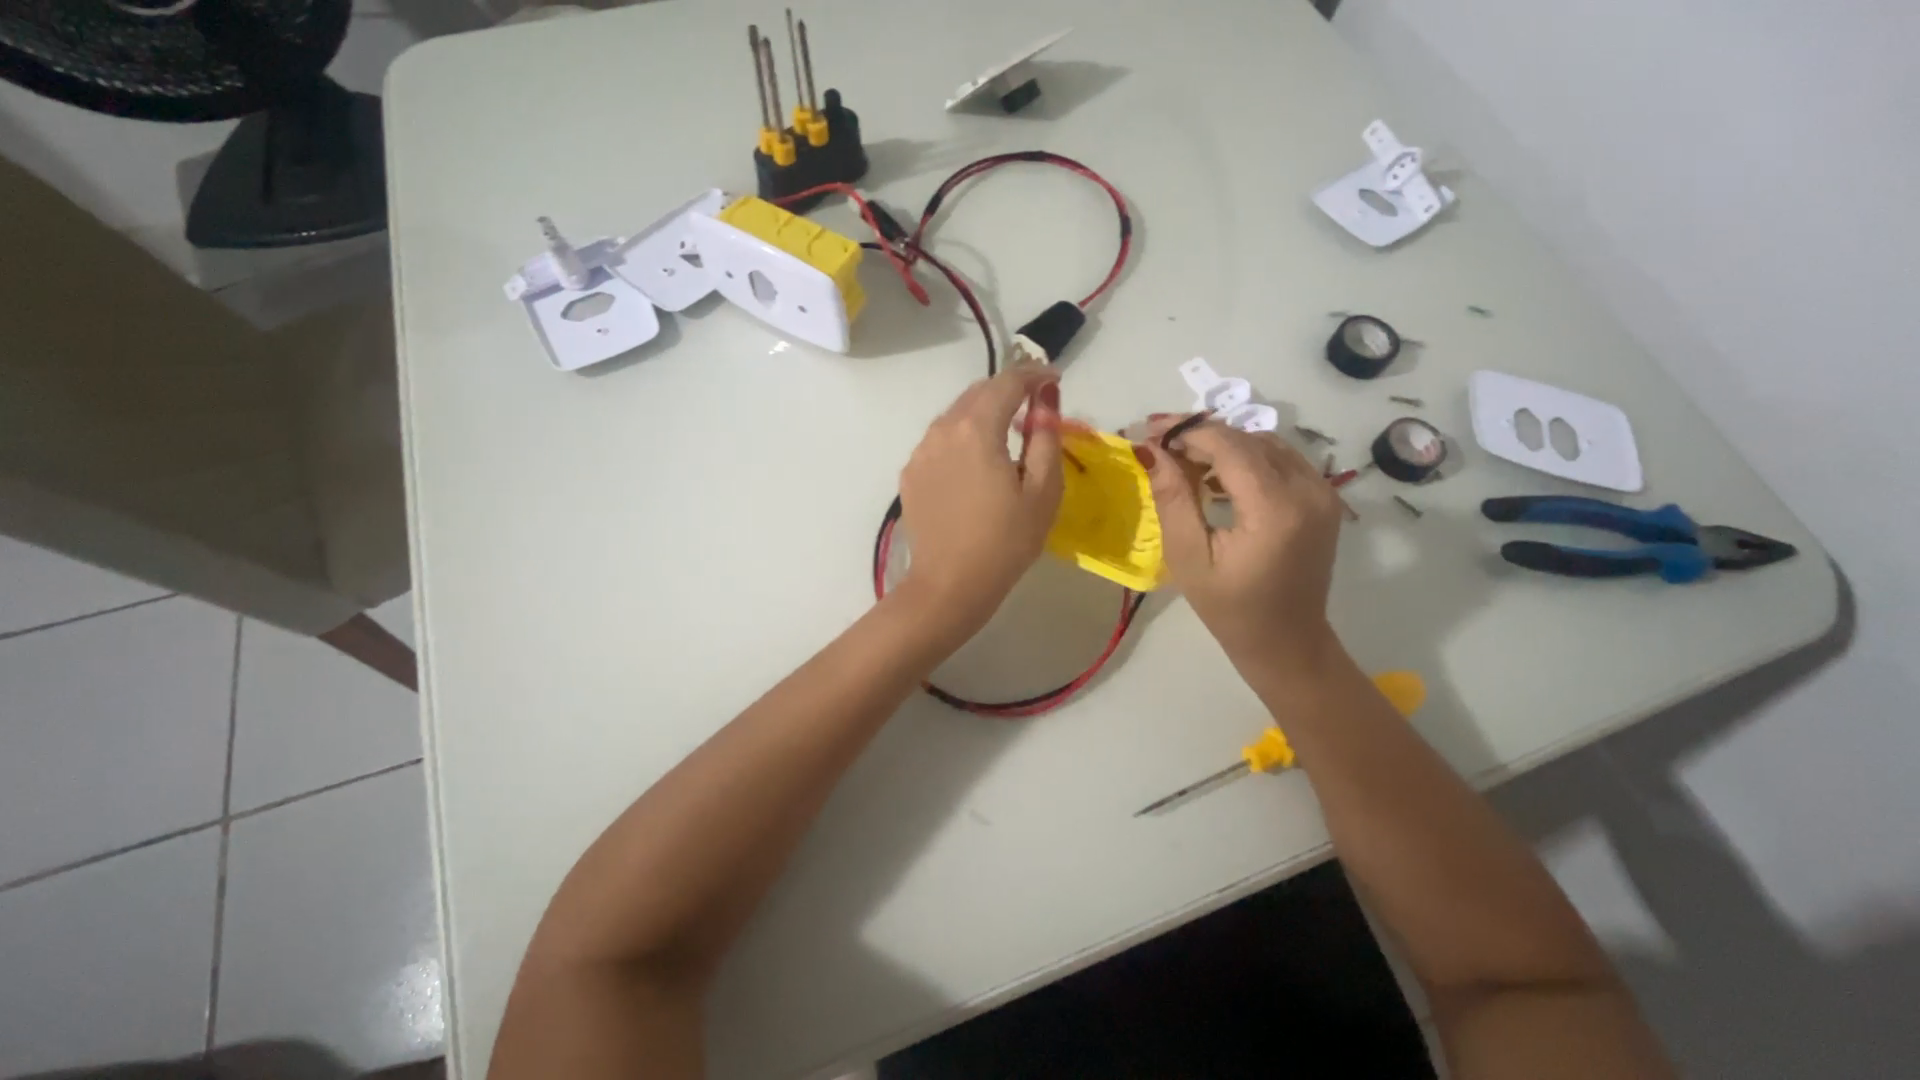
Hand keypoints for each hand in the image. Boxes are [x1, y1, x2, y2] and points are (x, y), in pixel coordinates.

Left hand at [896, 363, 1064, 633]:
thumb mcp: (1042, 492)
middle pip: (978, 393)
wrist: (948, 586)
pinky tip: (977, 465)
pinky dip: (963, 438)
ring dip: (983, 414)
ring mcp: (921, 452)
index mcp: (977, 428)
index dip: (1034, 374)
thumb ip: (1045, 438)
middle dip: (1008, 391)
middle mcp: (943, 430)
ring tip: (1008, 435)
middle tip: (1035, 406)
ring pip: (956, 415)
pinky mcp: (911, 474)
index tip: (1054, 380)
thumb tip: (1045, 403)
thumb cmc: (1005, 542)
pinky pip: (940, 441)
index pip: (1008, 382)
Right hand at [1136, 416, 1343, 669]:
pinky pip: (1283, 459)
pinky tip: (1219, 477)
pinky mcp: (1324, 498)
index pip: (1228, 445)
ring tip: (1185, 461)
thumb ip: (1173, 498)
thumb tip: (1151, 449)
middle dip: (1202, 435)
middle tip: (1161, 445)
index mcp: (1275, 508)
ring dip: (1225, 444)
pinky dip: (1249, 458)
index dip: (1187, 431)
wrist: (1287, 643)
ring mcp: (1322, 492)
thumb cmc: (1231, 609)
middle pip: (1248, 438)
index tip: (1150, 430)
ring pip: (1267, 443)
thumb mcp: (1189, 556)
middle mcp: (1307, 490)